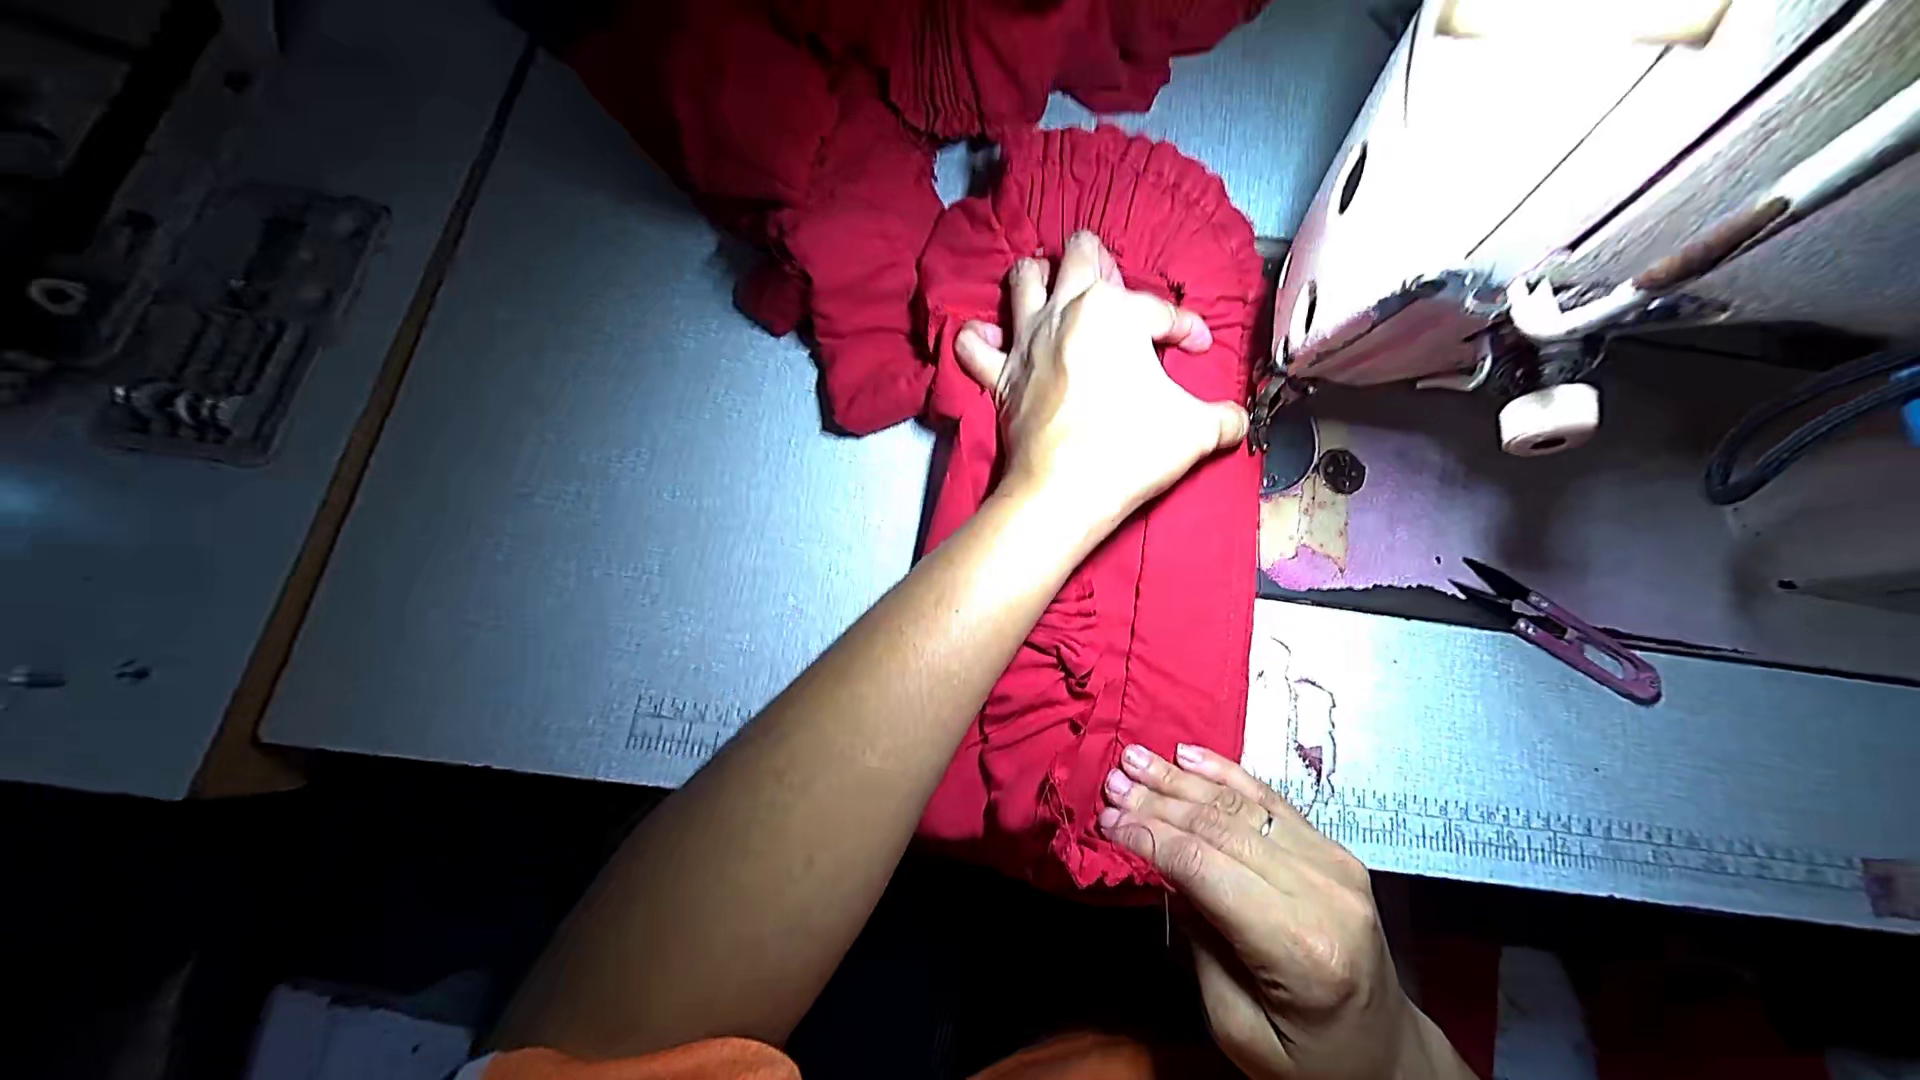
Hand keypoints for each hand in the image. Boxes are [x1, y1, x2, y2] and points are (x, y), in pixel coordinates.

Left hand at [955, 230, 1249, 534]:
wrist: (1066, 491)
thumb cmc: (1130, 451)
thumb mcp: (1197, 430)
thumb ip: (1225, 416)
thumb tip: (1238, 420)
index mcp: (1114, 311)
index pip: (1160, 310)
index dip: (1185, 327)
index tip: (1195, 348)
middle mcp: (1064, 312)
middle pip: (1079, 257)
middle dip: (1100, 261)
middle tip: (1112, 283)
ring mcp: (1026, 343)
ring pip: (1022, 281)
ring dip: (1037, 276)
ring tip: (1051, 284)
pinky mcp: (999, 377)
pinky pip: (974, 345)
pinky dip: (979, 339)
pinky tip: (989, 338)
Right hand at [1099, 744, 1472, 1079]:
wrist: (1389, 1057)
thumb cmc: (1307, 1058)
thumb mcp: (1237, 1026)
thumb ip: (1201, 940)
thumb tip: (1165, 866)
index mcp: (1300, 946)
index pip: (1204, 867)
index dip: (1150, 836)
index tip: (1106, 819)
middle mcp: (1323, 893)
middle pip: (1219, 828)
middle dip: (1157, 802)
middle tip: (1112, 782)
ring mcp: (1336, 864)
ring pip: (1240, 805)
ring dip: (1181, 779)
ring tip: (1135, 758)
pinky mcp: (1337, 850)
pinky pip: (1271, 799)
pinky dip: (1225, 773)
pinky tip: (1189, 755)